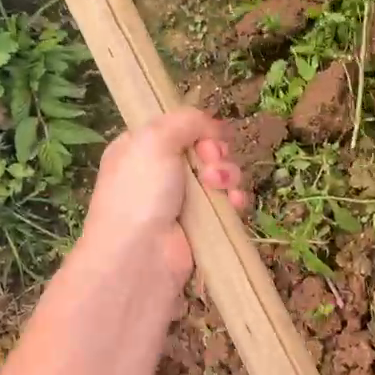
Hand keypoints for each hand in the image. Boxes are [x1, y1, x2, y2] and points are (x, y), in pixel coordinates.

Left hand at [81, 108, 247, 283]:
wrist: (141, 254)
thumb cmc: (139, 192)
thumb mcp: (153, 140)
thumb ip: (185, 120)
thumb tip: (211, 125)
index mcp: (141, 148)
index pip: (180, 129)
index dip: (198, 131)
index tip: (203, 140)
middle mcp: (161, 172)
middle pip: (205, 150)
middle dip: (216, 154)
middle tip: (209, 165)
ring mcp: (182, 200)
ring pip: (220, 175)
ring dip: (228, 176)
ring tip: (220, 188)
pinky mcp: (202, 224)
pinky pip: (227, 203)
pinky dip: (235, 200)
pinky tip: (234, 204)